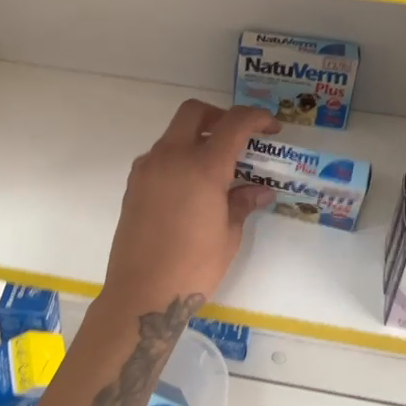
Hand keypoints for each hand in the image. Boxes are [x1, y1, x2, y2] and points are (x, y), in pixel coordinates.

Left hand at [101, 100, 278, 311]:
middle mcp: (171, 157)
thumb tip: (258, 190)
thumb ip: (242, 203)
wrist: (141, 293)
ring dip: (196, 138)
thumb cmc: (194, 267)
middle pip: (194, 112)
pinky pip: (159, 156)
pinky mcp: (134, 184)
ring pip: (173, 134)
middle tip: (238, 138)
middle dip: (219, 116)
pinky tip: (191, 188)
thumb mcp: (228, 235)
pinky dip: (179, 158)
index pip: (233, 123)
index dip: (257, 118)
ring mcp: (147, 168)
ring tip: (217, 169)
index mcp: (202, 166)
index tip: (271, 127)